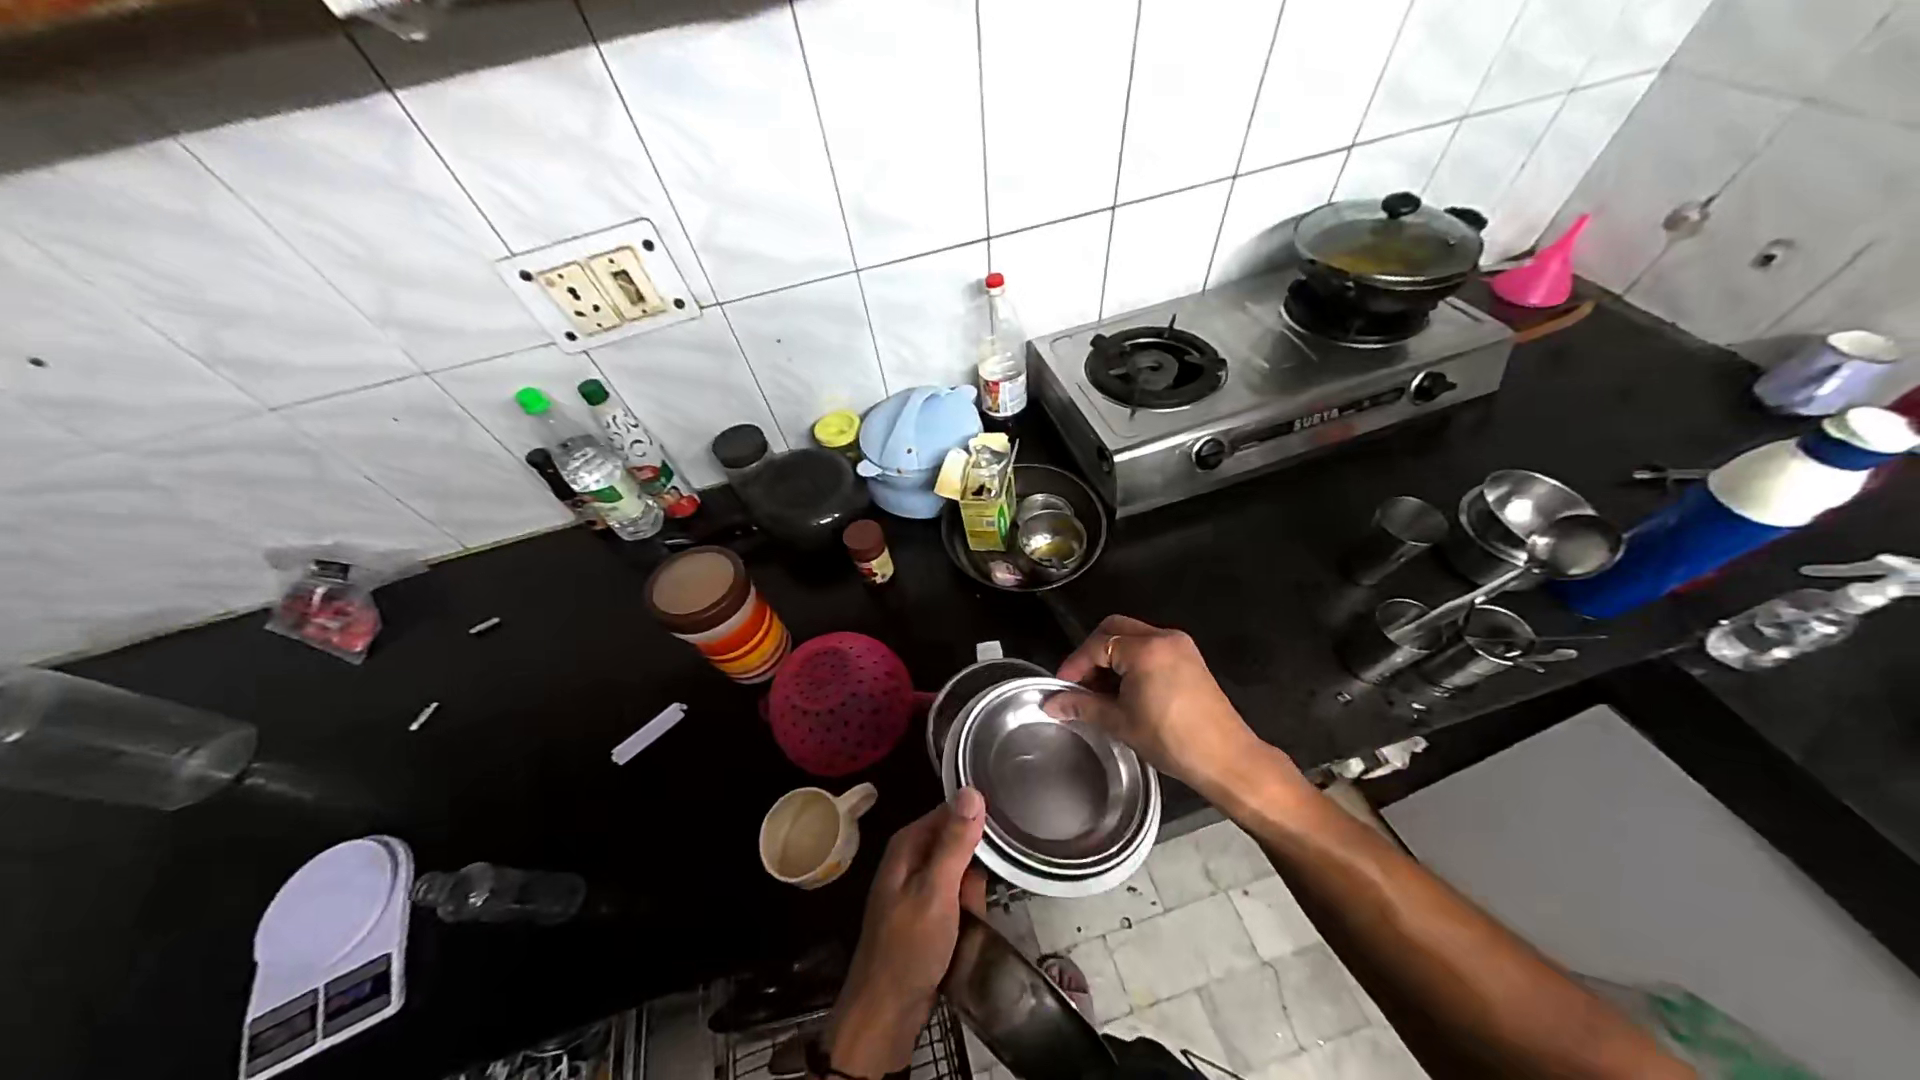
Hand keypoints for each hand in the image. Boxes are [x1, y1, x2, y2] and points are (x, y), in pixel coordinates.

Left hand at [826, 789, 987, 1077]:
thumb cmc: (909, 946)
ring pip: (964, 875)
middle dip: (975, 871)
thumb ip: (955, 842)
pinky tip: (966, 931)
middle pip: (960, 845)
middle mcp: (912, 858)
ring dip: (973, 896)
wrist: (888, 1010)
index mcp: (908, 843)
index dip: (976, 825)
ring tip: (968, 920)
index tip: (999, 844)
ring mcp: (920, 886)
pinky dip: (967, 913)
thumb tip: (972, 790)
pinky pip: (958, 899)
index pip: (952, 812)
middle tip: (971, 898)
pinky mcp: (929, 911)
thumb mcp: (937, 890)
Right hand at [1044, 615, 1276, 793]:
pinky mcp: (1190, 659)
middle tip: (1078, 681)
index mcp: (1146, 650)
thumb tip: (1051, 704)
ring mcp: (1181, 646)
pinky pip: (1151, 647)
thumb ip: (1082, 706)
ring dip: (1111, 656)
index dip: (1075, 665)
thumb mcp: (1120, 722)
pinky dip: (1132, 660)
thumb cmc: (1171, 740)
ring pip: (1133, 636)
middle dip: (1091, 652)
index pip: (1097, 645)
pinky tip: (1124, 688)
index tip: (1061, 686)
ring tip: (1099, 689)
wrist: (1225, 759)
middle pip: (1114, 629)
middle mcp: (1164, 638)